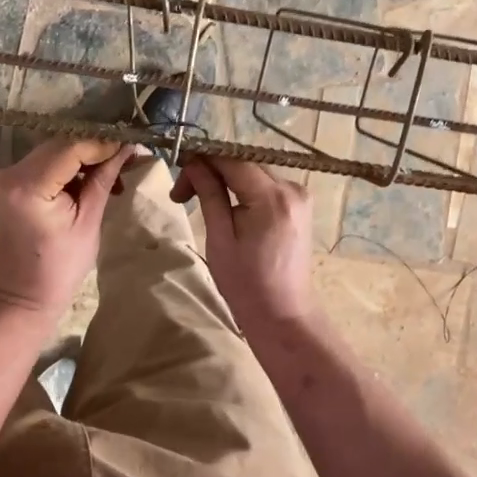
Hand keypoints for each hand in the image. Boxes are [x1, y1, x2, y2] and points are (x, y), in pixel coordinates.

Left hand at [0, 139, 133, 327]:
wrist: (20, 299)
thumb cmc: (59, 269)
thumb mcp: (88, 222)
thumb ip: (103, 179)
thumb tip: (125, 148)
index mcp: (29, 186)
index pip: (70, 148)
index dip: (102, 144)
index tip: (130, 145)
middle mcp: (11, 173)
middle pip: (60, 146)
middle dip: (94, 150)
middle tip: (127, 157)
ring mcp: (6, 177)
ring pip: (52, 153)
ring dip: (82, 159)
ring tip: (113, 174)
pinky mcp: (8, 184)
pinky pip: (42, 165)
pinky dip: (66, 169)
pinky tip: (89, 181)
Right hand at [173, 157, 314, 334]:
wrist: (283, 316)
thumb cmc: (246, 284)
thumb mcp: (220, 239)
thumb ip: (210, 194)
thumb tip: (193, 161)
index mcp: (272, 197)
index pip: (232, 160)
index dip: (201, 161)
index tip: (177, 176)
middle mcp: (292, 188)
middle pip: (243, 163)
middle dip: (211, 171)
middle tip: (182, 194)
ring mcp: (299, 195)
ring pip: (252, 171)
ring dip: (224, 179)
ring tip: (200, 200)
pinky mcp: (299, 204)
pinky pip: (264, 184)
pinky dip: (242, 188)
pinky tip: (226, 206)